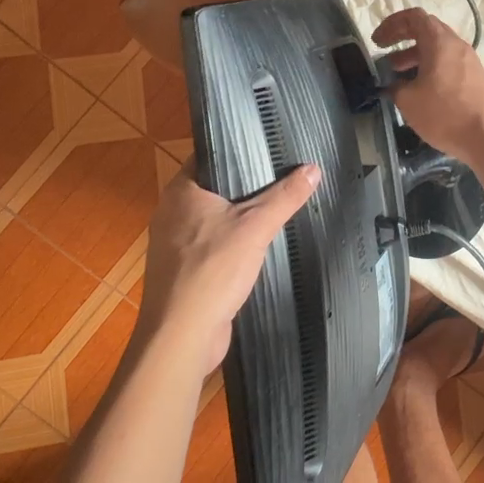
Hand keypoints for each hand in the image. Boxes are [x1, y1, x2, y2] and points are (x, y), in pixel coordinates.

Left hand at [137, 158, 319, 373]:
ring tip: (275, 207)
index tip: (267, 147)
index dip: (237, 150)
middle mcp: (170, 213)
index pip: (209, 156)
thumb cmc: (212, 270)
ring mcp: (172, 245)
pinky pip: (210, 246)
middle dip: (244, 186)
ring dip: (238, 218)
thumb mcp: (256, 227)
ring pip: (212, 219)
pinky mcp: (180, 273)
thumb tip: (313, 168)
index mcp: (180, 192)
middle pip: (213, 188)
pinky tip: (257, 247)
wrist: (181, 337)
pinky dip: (231, 243)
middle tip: (280, 175)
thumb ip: (285, 196)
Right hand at [372, 8, 483, 163]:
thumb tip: (395, 85)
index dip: (392, 23)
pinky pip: (448, 62)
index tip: (377, 41)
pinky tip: (419, 89)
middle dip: (402, 39)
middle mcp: (456, 45)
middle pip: (427, 30)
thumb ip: (396, 87)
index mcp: (440, 42)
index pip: (414, 16)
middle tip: (383, 54)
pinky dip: (429, 67)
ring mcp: (469, 60)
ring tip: (396, 75)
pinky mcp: (475, 77)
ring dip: (414, 55)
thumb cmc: (445, 114)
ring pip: (437, 48)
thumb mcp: (409, 101)